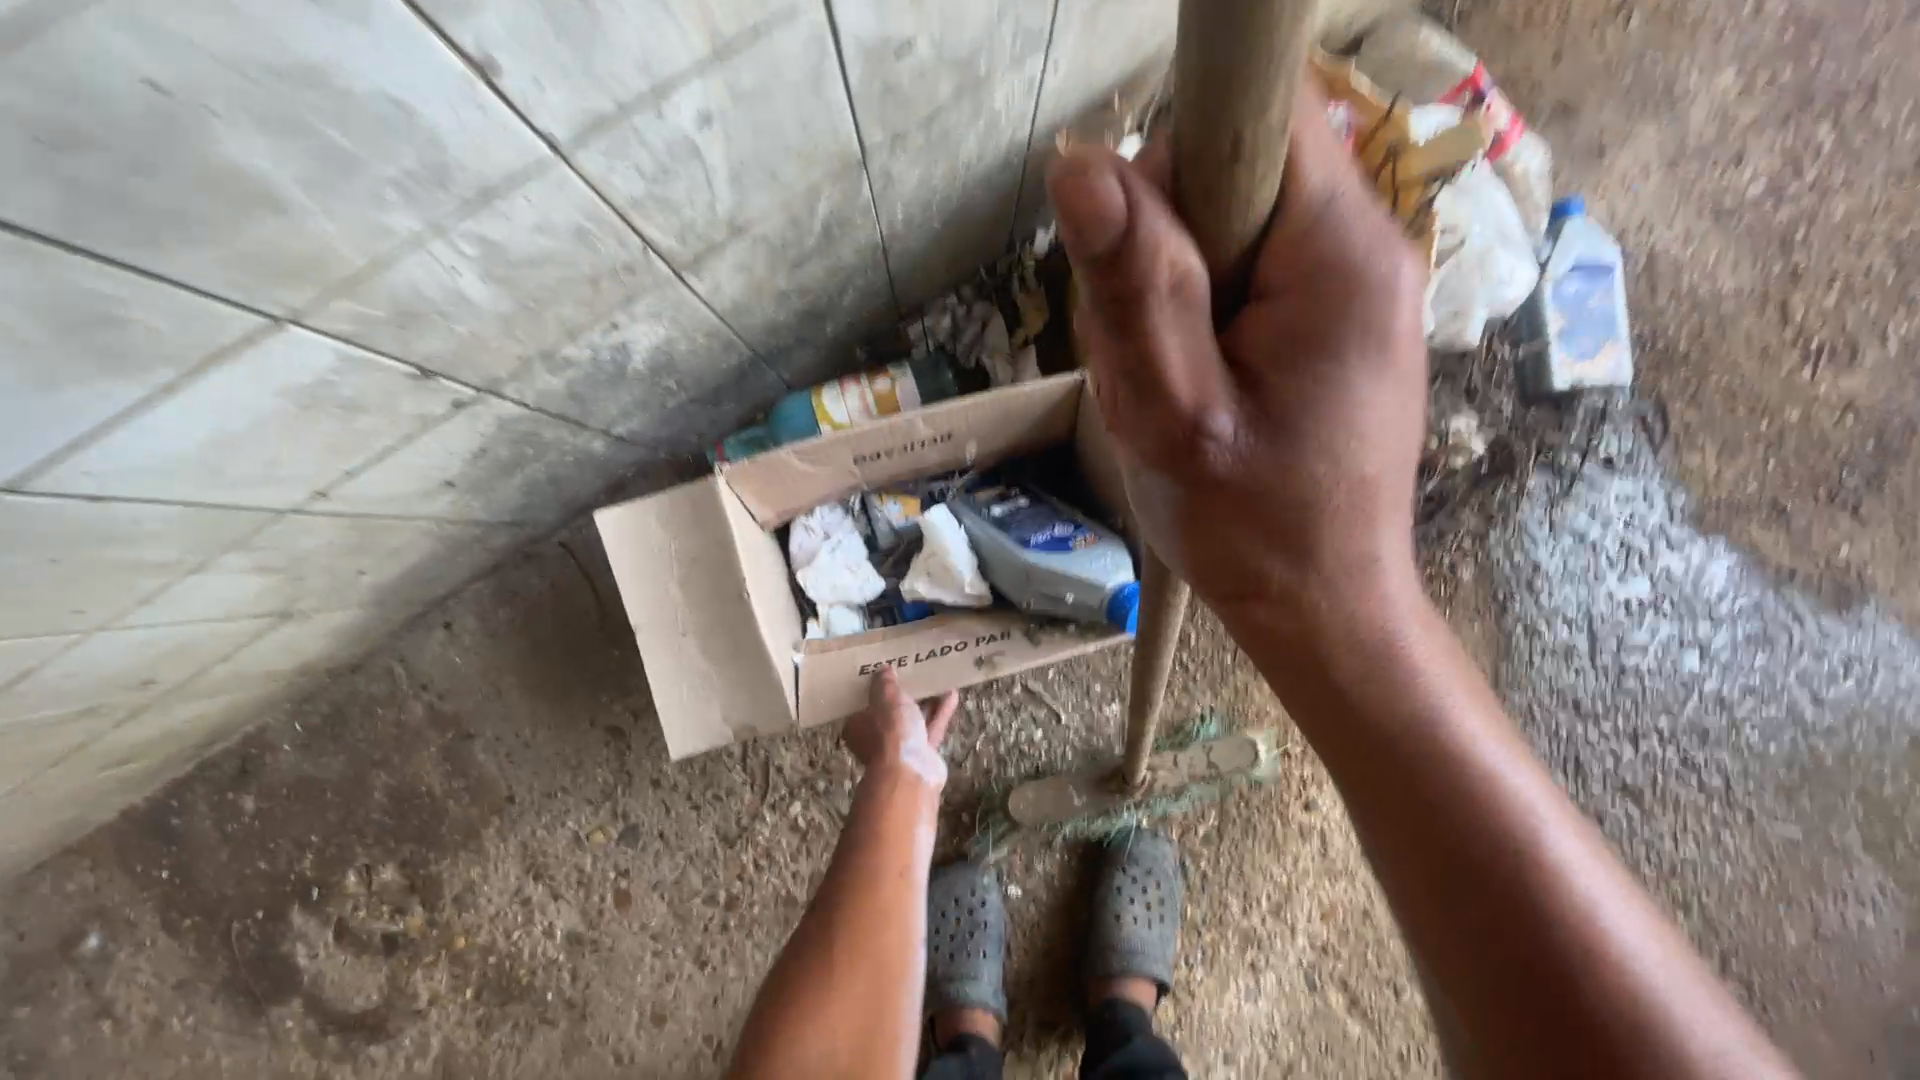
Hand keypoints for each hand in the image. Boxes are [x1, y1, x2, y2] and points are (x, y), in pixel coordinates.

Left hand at [843, 670, 959, 787]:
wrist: (910, 772)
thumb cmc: (890, 731)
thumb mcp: (885, 698)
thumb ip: (885, 683)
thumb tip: (884, 670)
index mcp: (858, 725)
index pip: (864, 703)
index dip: (876, 687)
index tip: (889, 671)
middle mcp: (877, 737)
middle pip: (891, 711)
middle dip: (905, 694)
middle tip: (916, 672)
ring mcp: (901, 747)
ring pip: (914, 719)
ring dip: (926, 701)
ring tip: (937, 679)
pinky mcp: (922, 752)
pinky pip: (931, 727)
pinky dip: (940, 712)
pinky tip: (952, 694)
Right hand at [1046, 79, 1429, 640]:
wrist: (1320, 605)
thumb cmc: (1252, 529)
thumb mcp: (1174, 416)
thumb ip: (1135, 290)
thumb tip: (1079, 164)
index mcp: (1338, 253)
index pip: (1248, 114)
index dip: (1170, 169)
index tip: (1138, 268)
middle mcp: (1362, 245)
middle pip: (1223, 175)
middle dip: (1157, 256)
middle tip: (1148, 363)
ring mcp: (1347, 281)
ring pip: (1217, 231)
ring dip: (1165, 302)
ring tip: (1170, 394)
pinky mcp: (1326, 317)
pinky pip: (1236, 277)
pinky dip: (1191, 326)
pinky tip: (1190, 394)